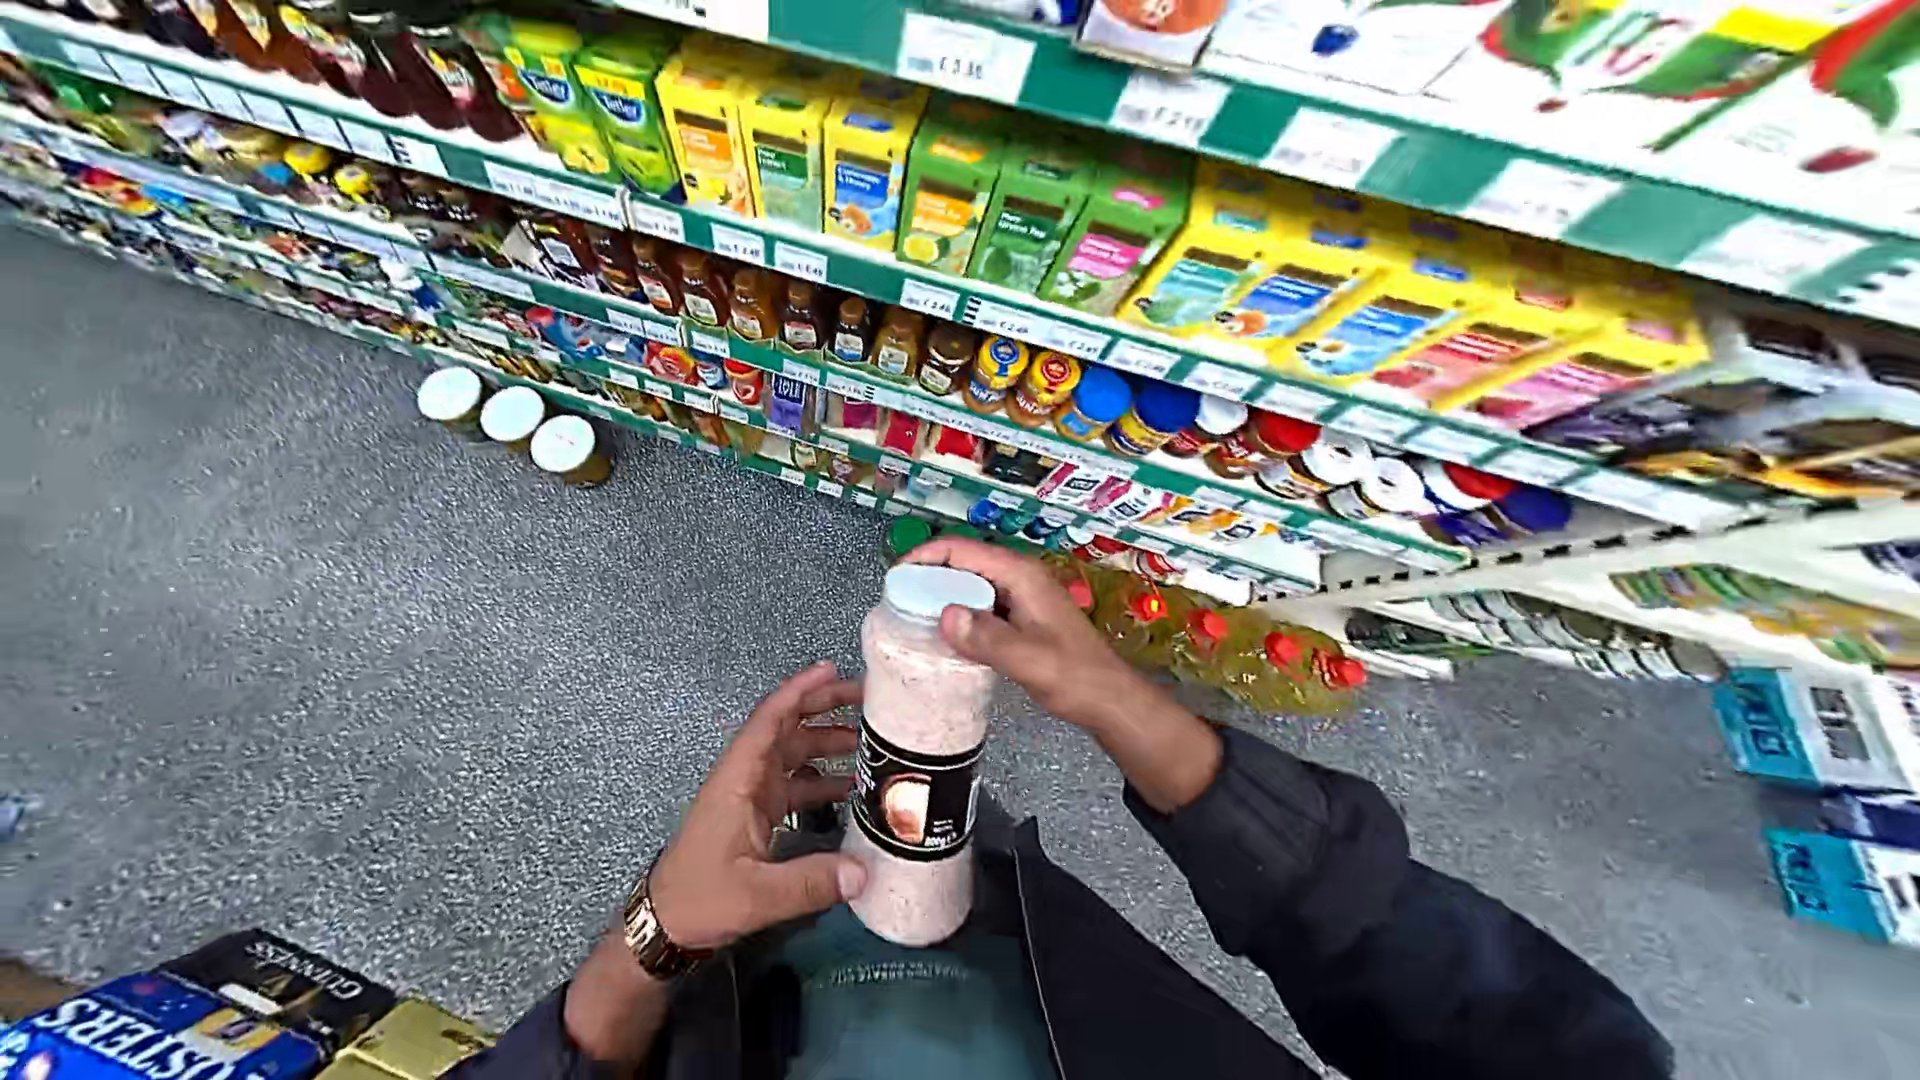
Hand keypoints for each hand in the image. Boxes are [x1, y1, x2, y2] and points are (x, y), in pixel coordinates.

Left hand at [648, 662, 867, 949]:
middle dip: (825, 705)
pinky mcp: (761, 811)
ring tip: (872, 737)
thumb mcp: (755, 894)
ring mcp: (754, 792)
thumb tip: (864, 872)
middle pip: (788, 726)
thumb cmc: (700, 898)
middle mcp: (748, 775)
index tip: (831, 669)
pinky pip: (799, 780)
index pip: (769, 719)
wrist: (663, 927)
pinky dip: (826, 777)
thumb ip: (810, 882)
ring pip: (796, 750)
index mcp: (739, 778)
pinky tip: (855, 785)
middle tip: (868, 698)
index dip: (799, 690)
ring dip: (830, 739)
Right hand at [900, 537, 1154, 733]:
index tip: (896, 577)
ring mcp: (1021, 596)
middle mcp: (1019, 578)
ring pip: (971, 585)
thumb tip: (944, 616)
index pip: (964, 549)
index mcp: (1021, 575)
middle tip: (898, 601)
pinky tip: (944, 636)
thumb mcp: (1029, 660)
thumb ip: (988, 638)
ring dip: (942, 596)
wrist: (1108, 698)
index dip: (926, 556)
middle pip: (965, 563)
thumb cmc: (1075, 676)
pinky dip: (959, 614)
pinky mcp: (1020, 616)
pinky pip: (981, 605)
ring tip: (912, 617)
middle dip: (929, 576)